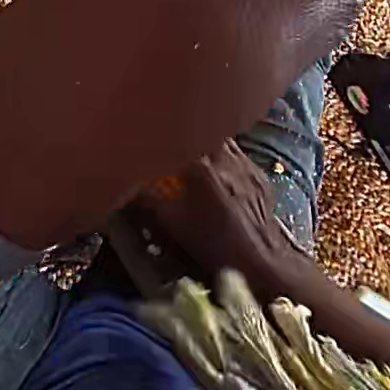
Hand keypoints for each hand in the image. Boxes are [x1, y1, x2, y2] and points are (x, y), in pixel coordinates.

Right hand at [139, 142, 316, 295]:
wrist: (264, 263)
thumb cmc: (212, 244)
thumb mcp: (171, 223)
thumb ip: (146, 199)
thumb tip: (126, 185)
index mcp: (200, 165)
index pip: (178, 132)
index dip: (163, 127)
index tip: (149, 127)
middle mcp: (224, 156)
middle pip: (204, 126)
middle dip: (188, 127)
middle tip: (173, 134)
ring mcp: (246, 164)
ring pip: (222, 139)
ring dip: (207, 140)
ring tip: (195, 149)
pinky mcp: (260, 175)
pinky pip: (238, 156)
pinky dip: (225, 158)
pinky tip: (219, 173)